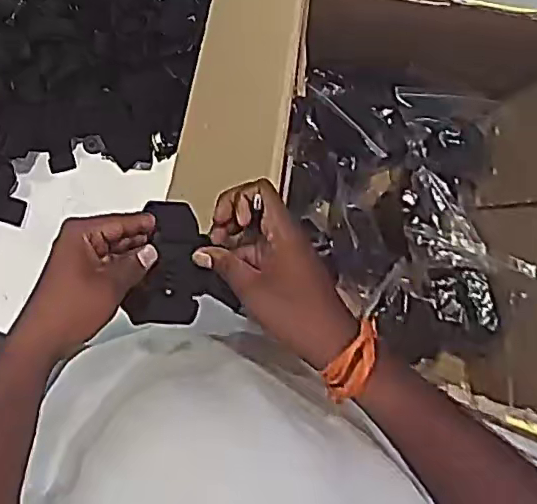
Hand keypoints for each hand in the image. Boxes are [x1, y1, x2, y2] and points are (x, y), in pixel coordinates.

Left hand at [9, 212, 158, 360]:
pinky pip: (103, 264)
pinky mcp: (76, 274)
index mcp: (78, 232)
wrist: (44, 337)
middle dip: (136, 241)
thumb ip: (133, 265)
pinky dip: (118, 270)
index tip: (156, 222)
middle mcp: (74, 240)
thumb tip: (148, 253)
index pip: (116, 221)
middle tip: (160, 246)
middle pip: (113, 234)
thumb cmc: (64, 309)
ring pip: (110, 251)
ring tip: (152, 263)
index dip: (139, 223)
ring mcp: (74, 258)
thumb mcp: (110, 284)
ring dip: (129, 258)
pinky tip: (134, 278)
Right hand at [193, 179, 357, 367]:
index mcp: (283, 230)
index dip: (235, 199)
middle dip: (229, 217)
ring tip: (220, 255)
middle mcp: (287, 234)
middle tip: (217, 237)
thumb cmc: (302, 317)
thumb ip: (222, 263)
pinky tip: (233, 269)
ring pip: (254, 226)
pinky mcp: (288, 264)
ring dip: (233, 236)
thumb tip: (204, 252)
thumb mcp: (250, 287)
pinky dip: (243, 252)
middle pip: (253, 205)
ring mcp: (288, 249)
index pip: (258, 190)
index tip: (225, 221)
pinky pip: (260, 246)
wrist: (333, 345)